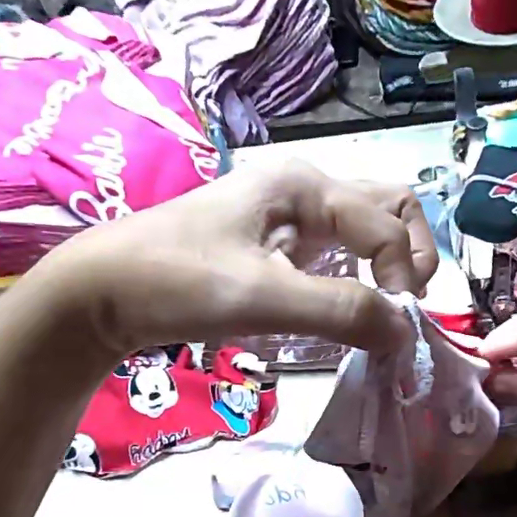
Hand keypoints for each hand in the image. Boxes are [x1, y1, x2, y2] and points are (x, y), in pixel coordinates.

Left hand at [32, 160, 437, 353]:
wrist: (104, 291)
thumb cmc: (177, 282)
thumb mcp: (261, 296)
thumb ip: (340, 311)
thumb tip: (404, 331)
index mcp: (305, 185)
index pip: (388, 222)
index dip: (403, 273)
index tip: (392, 326)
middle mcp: (306, 189)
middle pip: (391, 205)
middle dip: (412, 251)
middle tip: (405, 300)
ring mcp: (292, 214)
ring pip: (369, 225)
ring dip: (392, 260)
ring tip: (389, 303)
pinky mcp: (279, 242)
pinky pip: (342, 249)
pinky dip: (365, 272)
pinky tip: (355, 302)